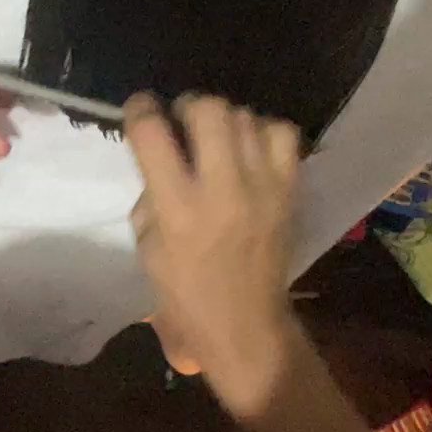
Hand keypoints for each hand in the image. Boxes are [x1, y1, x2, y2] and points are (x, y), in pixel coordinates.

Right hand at [124, 93, 302, 415]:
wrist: (245, 325)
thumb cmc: (183, 291)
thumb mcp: (146, 245)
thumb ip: (150, 191)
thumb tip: (160, 150)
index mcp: (178, 208)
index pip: (152, 132)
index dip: (141, 108)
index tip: (140, 108)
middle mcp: (222, 189)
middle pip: (208, 109)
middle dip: (188, 106)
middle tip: (183, 123)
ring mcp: (263, 188)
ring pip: (244, 116)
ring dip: (223, 120)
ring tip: (216, 139)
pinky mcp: (290, 191)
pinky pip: (282, 133)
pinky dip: (262, 131)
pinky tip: (249, 149)